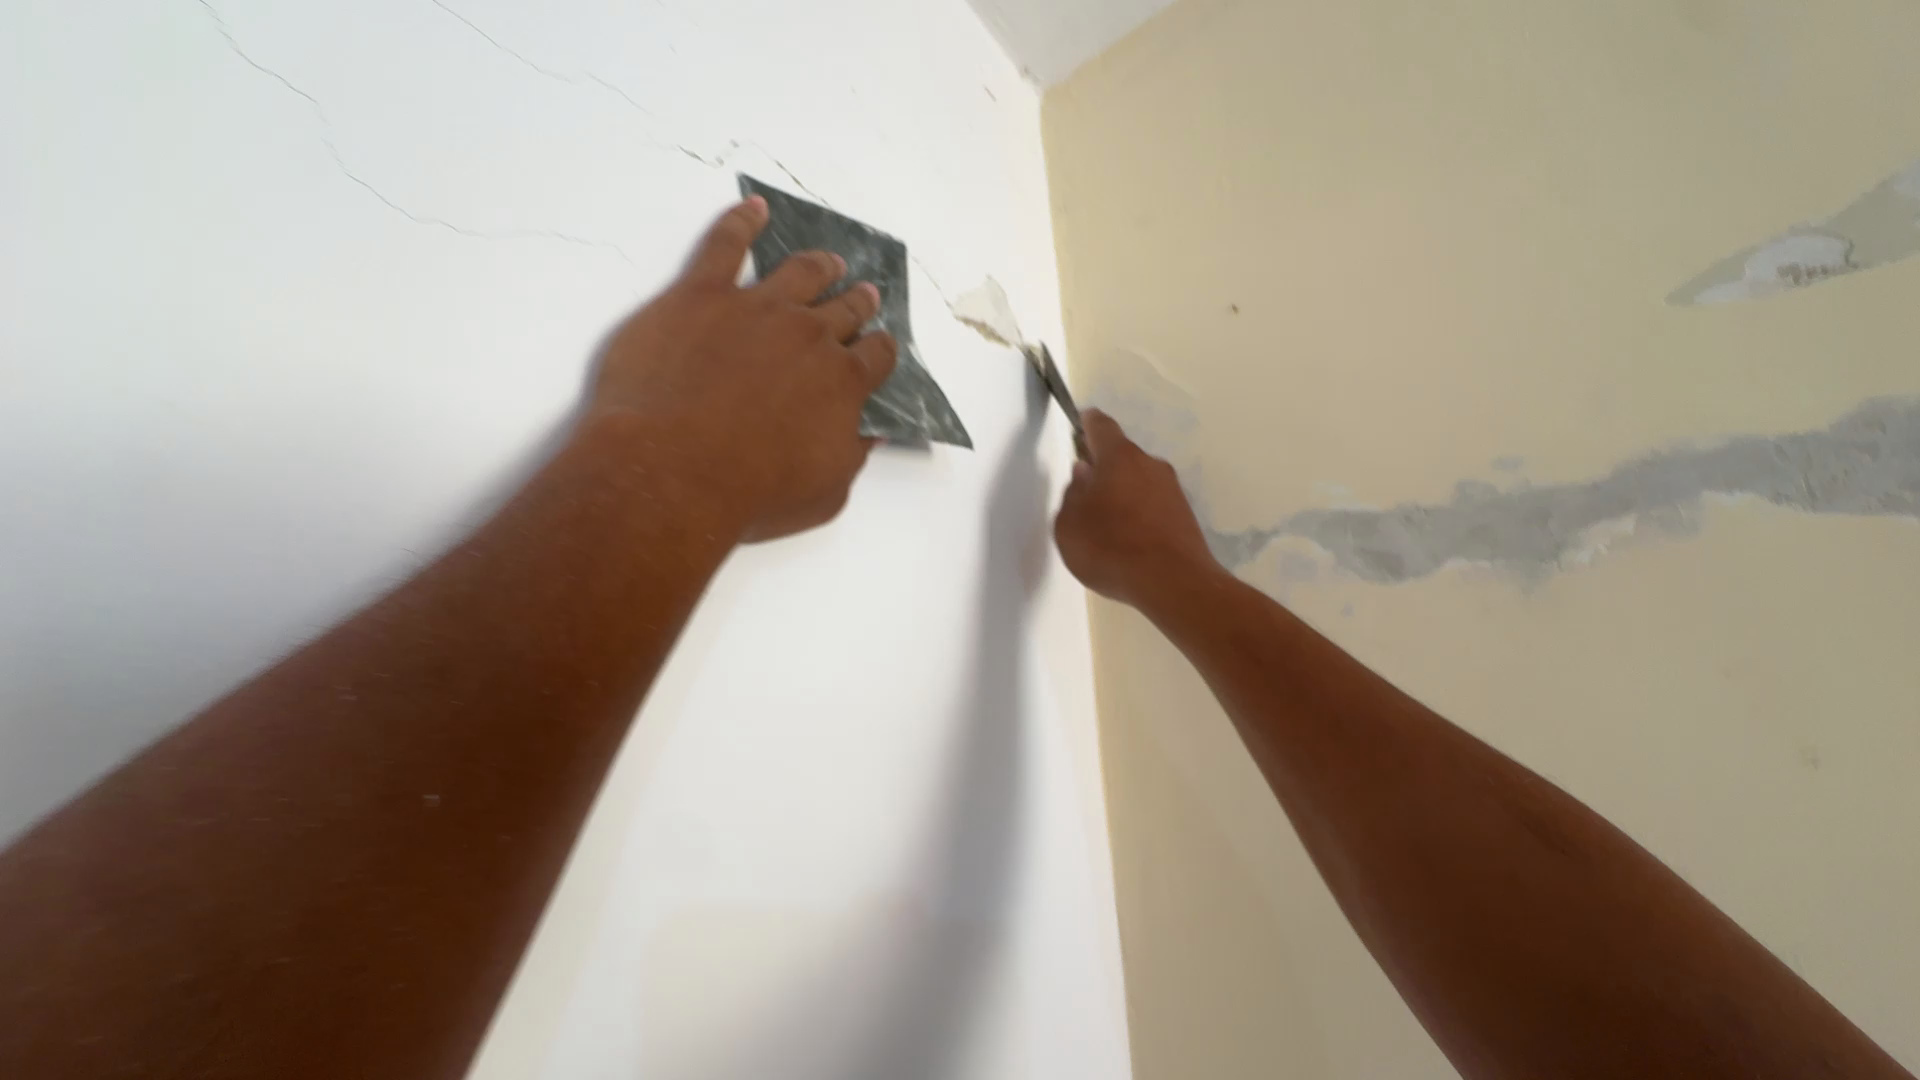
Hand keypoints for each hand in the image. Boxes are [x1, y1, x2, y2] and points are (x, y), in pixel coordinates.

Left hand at [589, 196, 897, 540]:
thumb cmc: (753, 494)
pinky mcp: (700, 294)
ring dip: (820, 265)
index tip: (878, 347)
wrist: (672, 471)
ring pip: (799, 273)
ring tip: (830, 260)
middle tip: (864, 293)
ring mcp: (756, 307)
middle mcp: (809, 335)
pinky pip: (725, 244)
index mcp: (842, 382)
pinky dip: (742, 221)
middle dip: (858, 301)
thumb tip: (872, 430)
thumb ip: (853, 455)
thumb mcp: (826, 493)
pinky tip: (753, 209)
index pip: (876, 355)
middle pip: (843, 309)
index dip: (880, 350)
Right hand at [1053, 409, 1221, 609]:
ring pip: (1138, 482)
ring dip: (1121, 494)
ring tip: (1104, 525)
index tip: (1081, 422)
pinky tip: (1127, 542)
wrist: (1173, 584)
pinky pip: (1152, 506)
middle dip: (1102, 468)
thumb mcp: (1068, 525)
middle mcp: (1150, 465)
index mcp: (1119, 457)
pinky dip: (1138, 515)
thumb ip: (1071, 495)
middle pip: (1121, 457)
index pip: (1101, 427)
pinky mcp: (1184, 516)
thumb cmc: (1111, 548)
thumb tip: (1083, 476)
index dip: (1088, 424)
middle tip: (1083, 492)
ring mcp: (1172, 490)